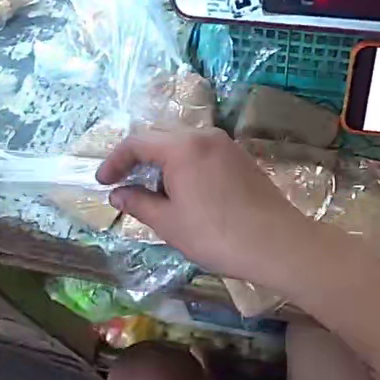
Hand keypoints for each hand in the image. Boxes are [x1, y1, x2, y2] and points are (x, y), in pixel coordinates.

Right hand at [96, 127, 335, 289]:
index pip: (137, 143)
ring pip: (184, 147)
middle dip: (138, 162)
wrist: (277, 244)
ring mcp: (226, 145)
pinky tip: (185, 195)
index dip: (114, 161)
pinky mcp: (241, 159)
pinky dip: (185, 169)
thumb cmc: (216, 235)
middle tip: (124, 187)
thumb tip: (118, 193)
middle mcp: (204, 136)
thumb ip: (138, 203)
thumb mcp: (168, 223)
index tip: (103, 182)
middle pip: (161, 140)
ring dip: (163, 166)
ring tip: (155, 197)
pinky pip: (203, 155)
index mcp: (182, 146)